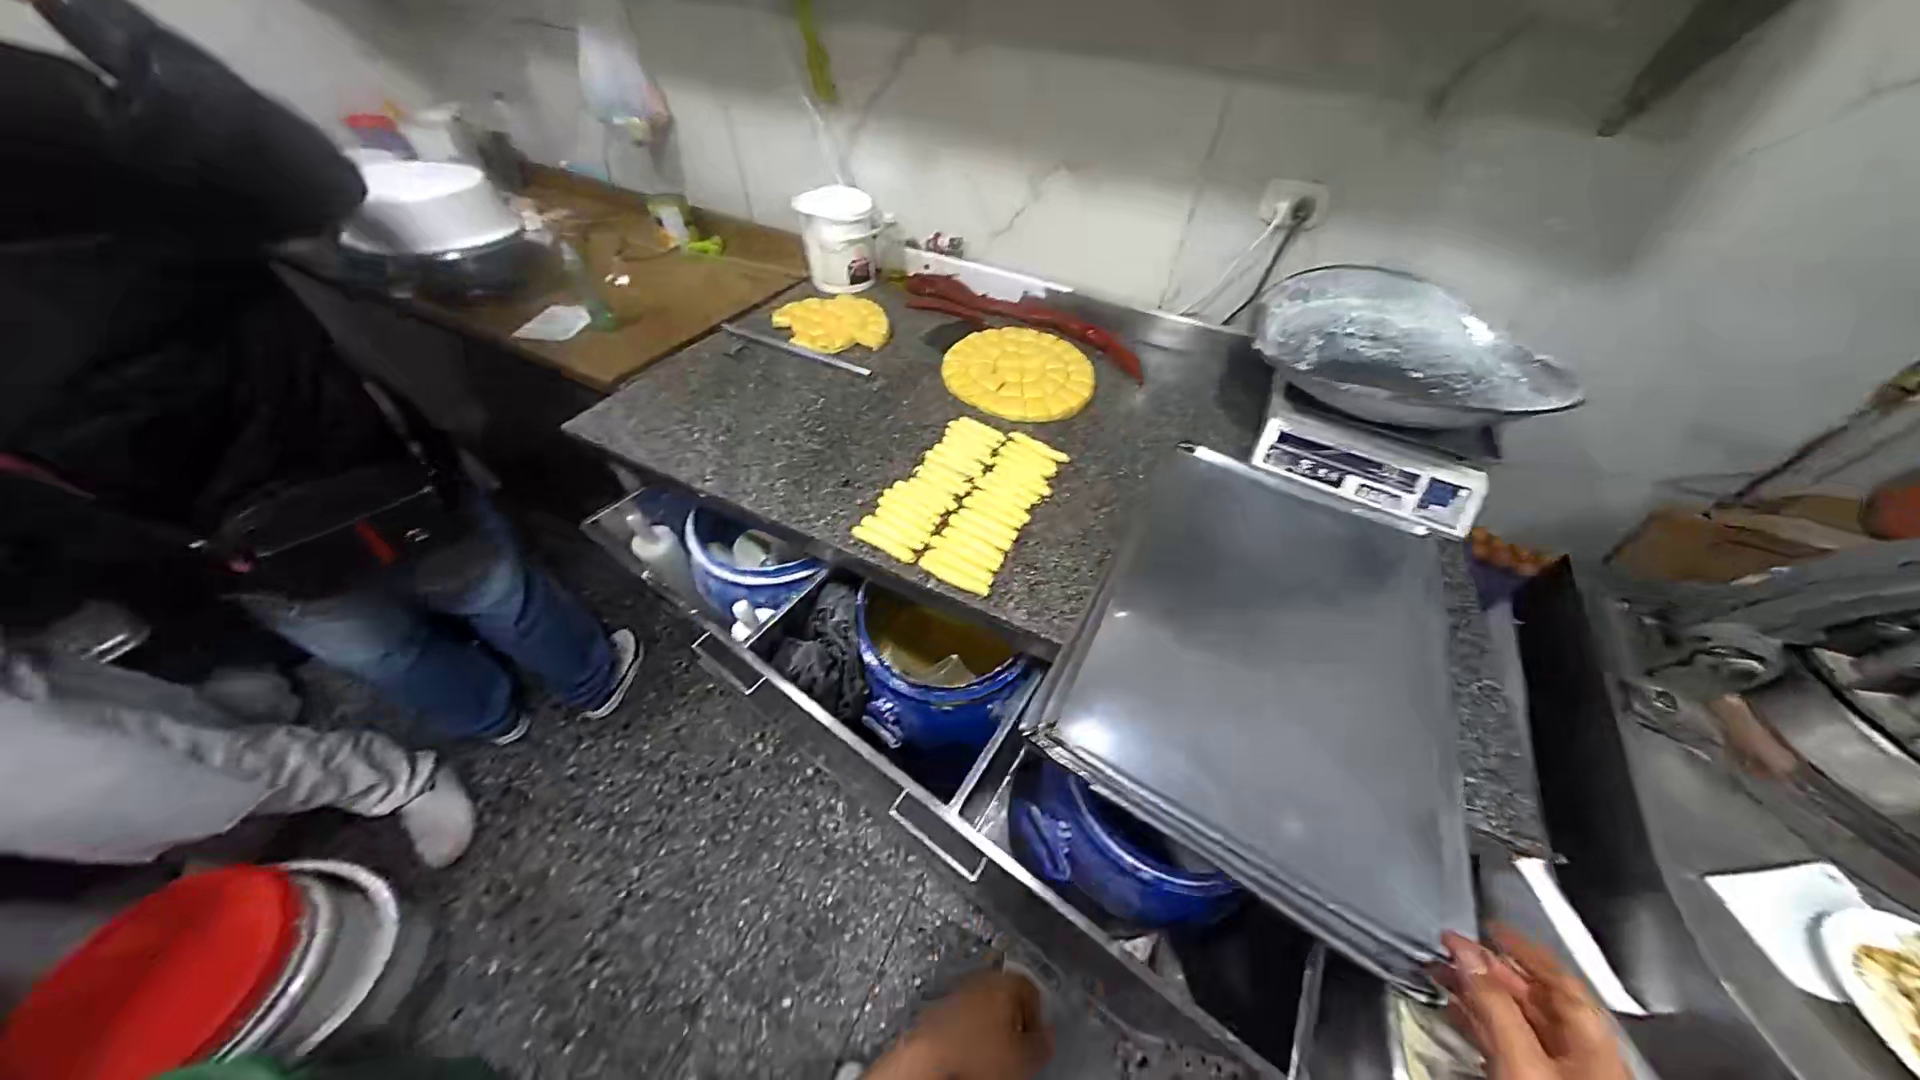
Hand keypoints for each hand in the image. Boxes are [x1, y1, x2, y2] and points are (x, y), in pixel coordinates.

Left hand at [865, 968, 1055, 1079]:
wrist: (929, 1063)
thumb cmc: (975, 1056)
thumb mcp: (1024, 1057)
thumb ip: (1043, 1042)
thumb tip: (1050, 1035)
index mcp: (1003, 982)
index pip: (1031, 988)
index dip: (1039, 1014)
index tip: (1039, 1035)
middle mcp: (978, 979)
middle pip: (1005, 992)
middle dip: (1013, 1016)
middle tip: (1018, 1042)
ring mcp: (955, 992)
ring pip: (982, 1002)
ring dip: (990, 1022)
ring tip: (994, 1051)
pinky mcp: (936, 1008)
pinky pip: (962, 1014)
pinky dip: (969, 1028)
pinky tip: (970, 1051)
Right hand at [1436, 925, 1629, 1079]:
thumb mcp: (1521, 1060)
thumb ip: (1493, 1003)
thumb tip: (1467, 952)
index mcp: (1588, 1041)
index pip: (1558, 978)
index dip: (1522, 947)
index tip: (1490, 925)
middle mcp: (1580, 1055)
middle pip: (1534, 997)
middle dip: (1489, 967)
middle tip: (1451, 945)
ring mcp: (1561, 1075)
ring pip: (1517, 1019)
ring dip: (1478, 992)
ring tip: (1442, 972)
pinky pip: (1508, 1042)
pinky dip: (1480, 1021)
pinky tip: (1458, 1015)